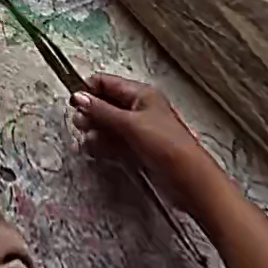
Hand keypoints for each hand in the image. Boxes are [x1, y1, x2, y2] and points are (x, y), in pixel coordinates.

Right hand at [69, 73, 215, 202]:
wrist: (193, 184)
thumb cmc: (165, 145)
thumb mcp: (130, 124)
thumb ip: (101, 110)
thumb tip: (77, 96)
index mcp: (140, 94)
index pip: (107, 83)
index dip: (89, 90)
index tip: (74, 102)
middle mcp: (139, 108)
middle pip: (106, 104)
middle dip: (91, 112)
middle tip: (78, 124)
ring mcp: (140, 130)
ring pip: (109, 124)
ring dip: (95, 131)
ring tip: (84, 140)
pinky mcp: (140, 149)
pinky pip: (116, 142)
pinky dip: (103, 144)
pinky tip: (92, 150)